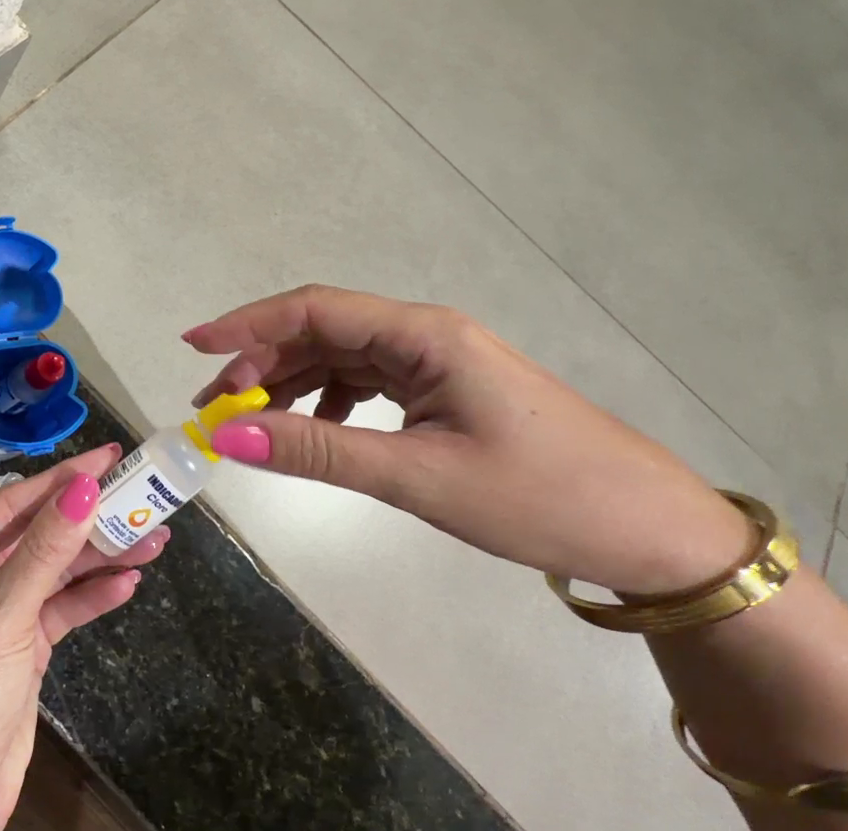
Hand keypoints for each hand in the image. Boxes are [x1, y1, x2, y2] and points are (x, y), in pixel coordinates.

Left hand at [0, 447, 169, 830]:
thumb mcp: (1, 615)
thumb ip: (42, 553)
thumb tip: (82, 489)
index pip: (12, 503)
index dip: (59, 478)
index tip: (106, 457)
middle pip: (40, 532)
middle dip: (88, 515)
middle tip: (141, 491)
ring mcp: (3, 607)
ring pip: (59, 569)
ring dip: (103, 554)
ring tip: (154, 535)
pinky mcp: (26, 641)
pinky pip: (65, 606)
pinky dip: (95, 594)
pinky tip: (129, 581)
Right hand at [185, 285, 753, 595]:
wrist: (656, 537)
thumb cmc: (542, 497)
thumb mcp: (417, 476)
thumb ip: (316, 450)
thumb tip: (225, 436)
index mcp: (424, 335)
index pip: (313, 310)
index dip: (245, 324)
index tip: (191, 347)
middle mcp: (426, 335)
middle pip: (321, 331)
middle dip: (259, 363)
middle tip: (214, 409)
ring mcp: (438, 363)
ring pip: (340, 357)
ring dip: (287, 384)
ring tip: (246, 423)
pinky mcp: (446, 392)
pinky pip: (366, 382)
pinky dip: (325, 402)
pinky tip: (311, 431)